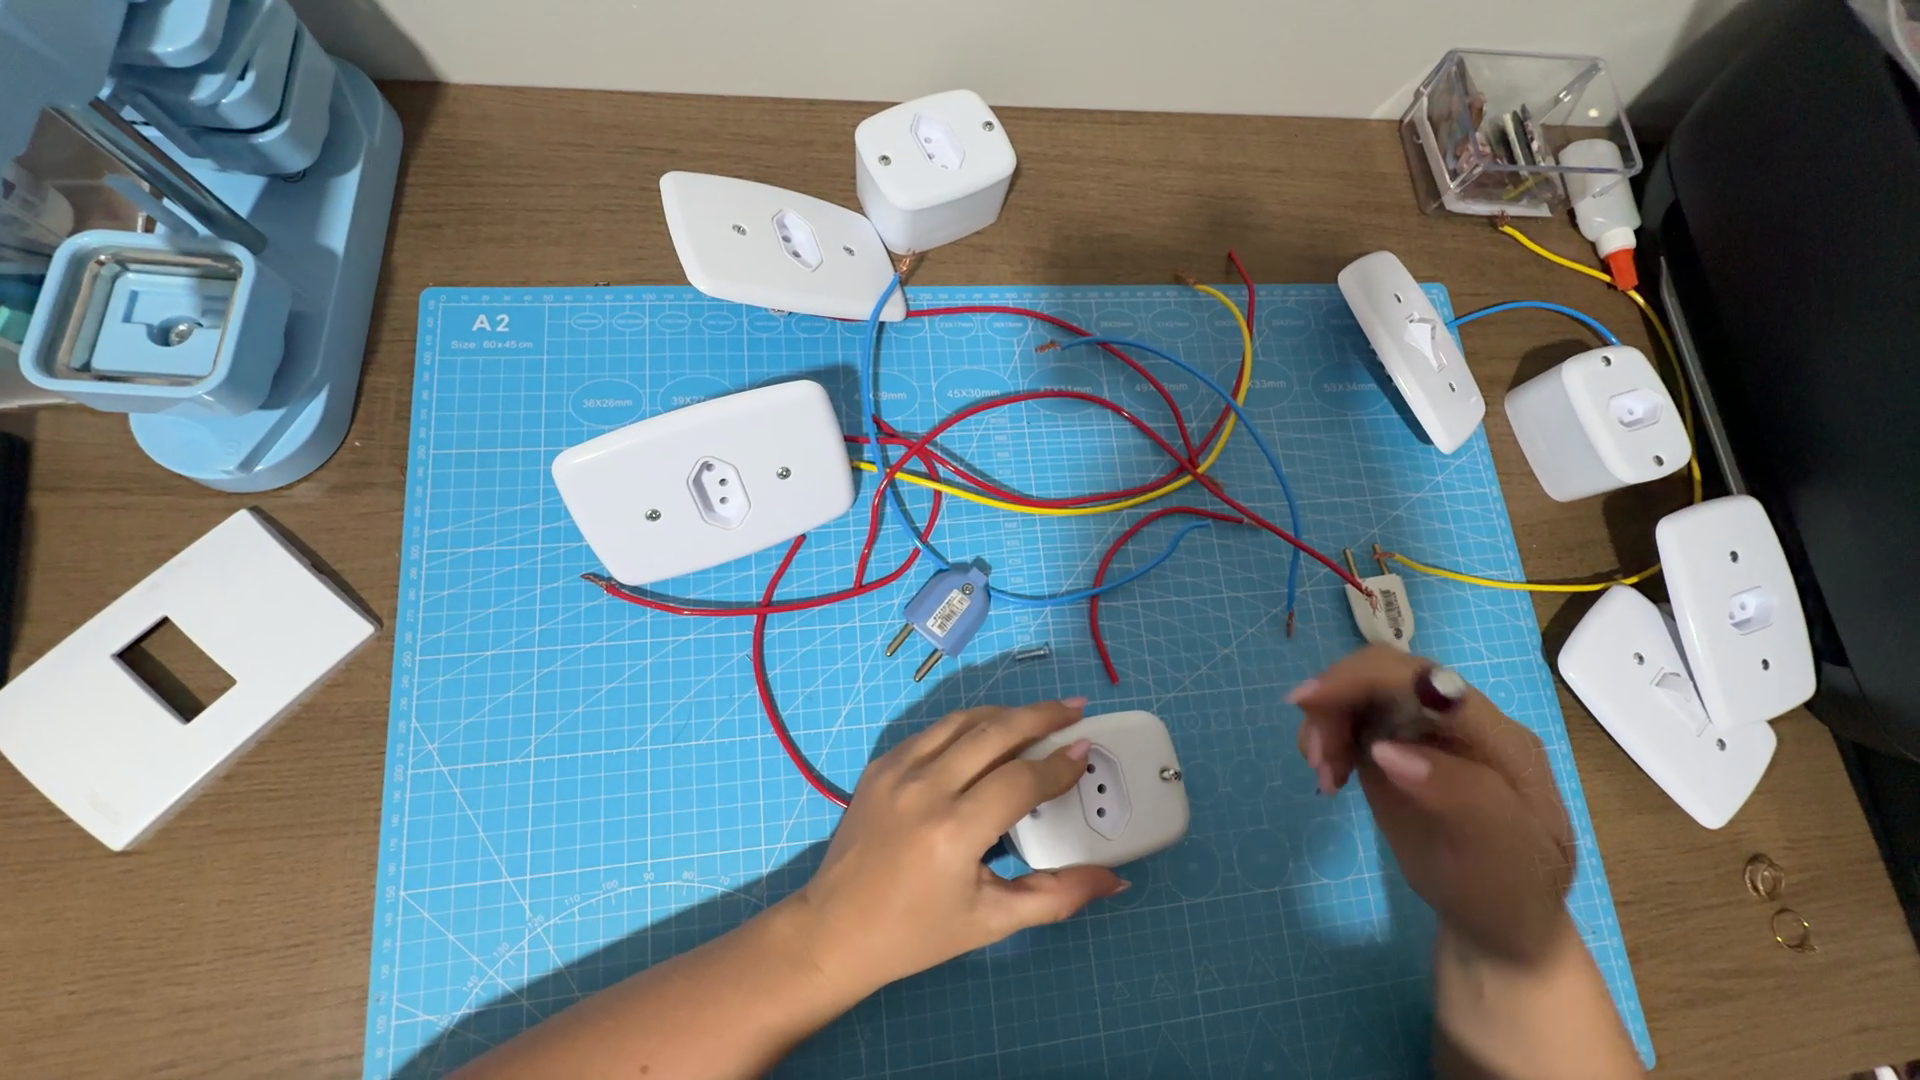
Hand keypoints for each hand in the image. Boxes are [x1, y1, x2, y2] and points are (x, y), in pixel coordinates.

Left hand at [783, 698, 1128, 998]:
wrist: (834, 930)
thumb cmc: (916, 933)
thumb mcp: (992, 920)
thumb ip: (1058, 895)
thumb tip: (1115, 878)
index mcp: (953, 831)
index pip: (1021, 779)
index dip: (1059, 764)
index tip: (1085, 750)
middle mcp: (924, 788)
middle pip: (994, 731)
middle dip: (1041, 715)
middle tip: (1075, 709)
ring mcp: (897, 771)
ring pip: (963, 720)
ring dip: (1005, 713)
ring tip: (1039, 715)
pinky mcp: (880, 766)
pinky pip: (933, 732)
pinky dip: (968, 725)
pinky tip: (989, 733)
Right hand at [1294, 646, 1574, 965]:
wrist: (1497, 917)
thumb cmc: (1508, 885)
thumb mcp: (1502, 849)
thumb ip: (1456, 792)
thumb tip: (1384, 749)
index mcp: (1492, 732)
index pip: (1422, 677)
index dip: (1362, 677)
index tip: (1308, 701)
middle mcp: (1455, 719)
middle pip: (1380, 678)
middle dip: (1334, 704)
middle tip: (1316, 759)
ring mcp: (1421, 732)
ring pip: (1356, 697)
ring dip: (1325, 726)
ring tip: (1325, 777)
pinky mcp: (1392, 748)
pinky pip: (1347, 722)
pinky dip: (1325, 740)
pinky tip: (1329, 778)